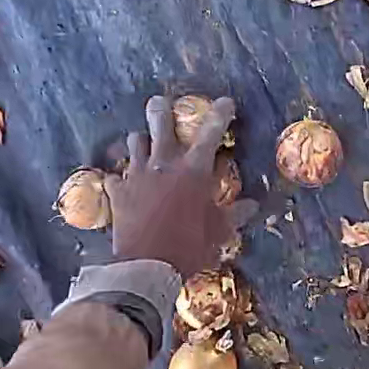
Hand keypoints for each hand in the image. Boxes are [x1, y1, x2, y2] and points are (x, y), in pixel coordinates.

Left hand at [107, 95, 237, 273]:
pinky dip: (121, 176)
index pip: (211, 132)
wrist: (145, 267)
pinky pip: (115, 176)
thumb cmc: (190, 244)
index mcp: (195, 169)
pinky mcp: (117, 192)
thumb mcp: (221, 230)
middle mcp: (164, 164)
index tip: (226, 101)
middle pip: (160, 124)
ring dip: (141, 140)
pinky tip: (123, 181)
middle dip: (160, 109)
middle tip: (159, 101)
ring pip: (134, 143)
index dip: (220, 113)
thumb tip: (253, 205)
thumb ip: (236, 213)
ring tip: (143, 142)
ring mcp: (137, 176)